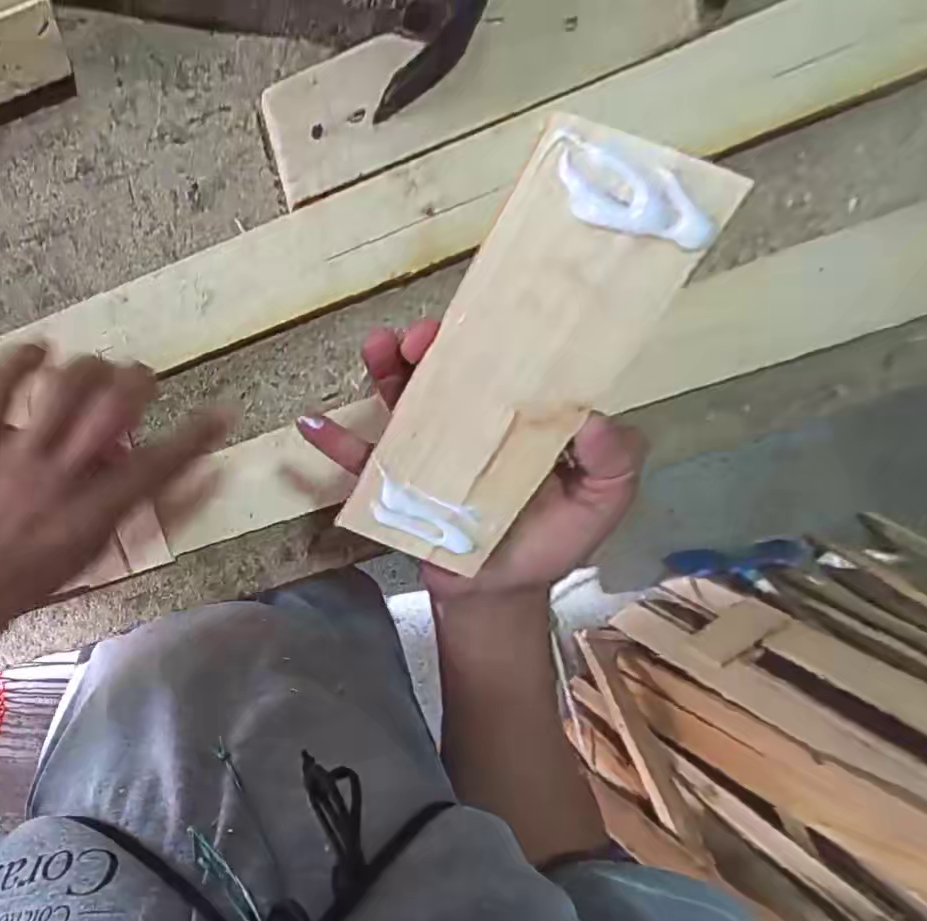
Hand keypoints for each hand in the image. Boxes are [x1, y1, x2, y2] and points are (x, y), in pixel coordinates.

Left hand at [0, 345, 228, 620]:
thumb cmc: (41, 575)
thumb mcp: (104, 550)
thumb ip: (147, 515)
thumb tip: (200, 481)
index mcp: (96, 509)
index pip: (159, 465)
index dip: (197, 436)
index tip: (221, 414)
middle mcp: (62, 476)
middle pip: (111, 411)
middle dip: (139, 383)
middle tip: (146, 378)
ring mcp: (17, 456)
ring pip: (61, 391)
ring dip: (90, 370)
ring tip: (101, 369)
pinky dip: (17, 363)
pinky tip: (40, 349)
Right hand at [296, 320, 645, 600]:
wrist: (497, 595)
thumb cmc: (548, 544)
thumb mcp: (600, 502)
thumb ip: (612, 461)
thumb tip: (593, 417)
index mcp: (512, 422)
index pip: (499, 368)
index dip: (489, 339)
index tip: (480, 320)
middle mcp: (466, 427)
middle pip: (441, 376)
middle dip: (426, 347)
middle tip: (418, 337)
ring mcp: (425, 454)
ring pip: (399, 403)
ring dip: (384, 371)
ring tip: (376, 347)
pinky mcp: (394, 488)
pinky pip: (360, 463)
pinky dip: (335, 442)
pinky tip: (313, 424)